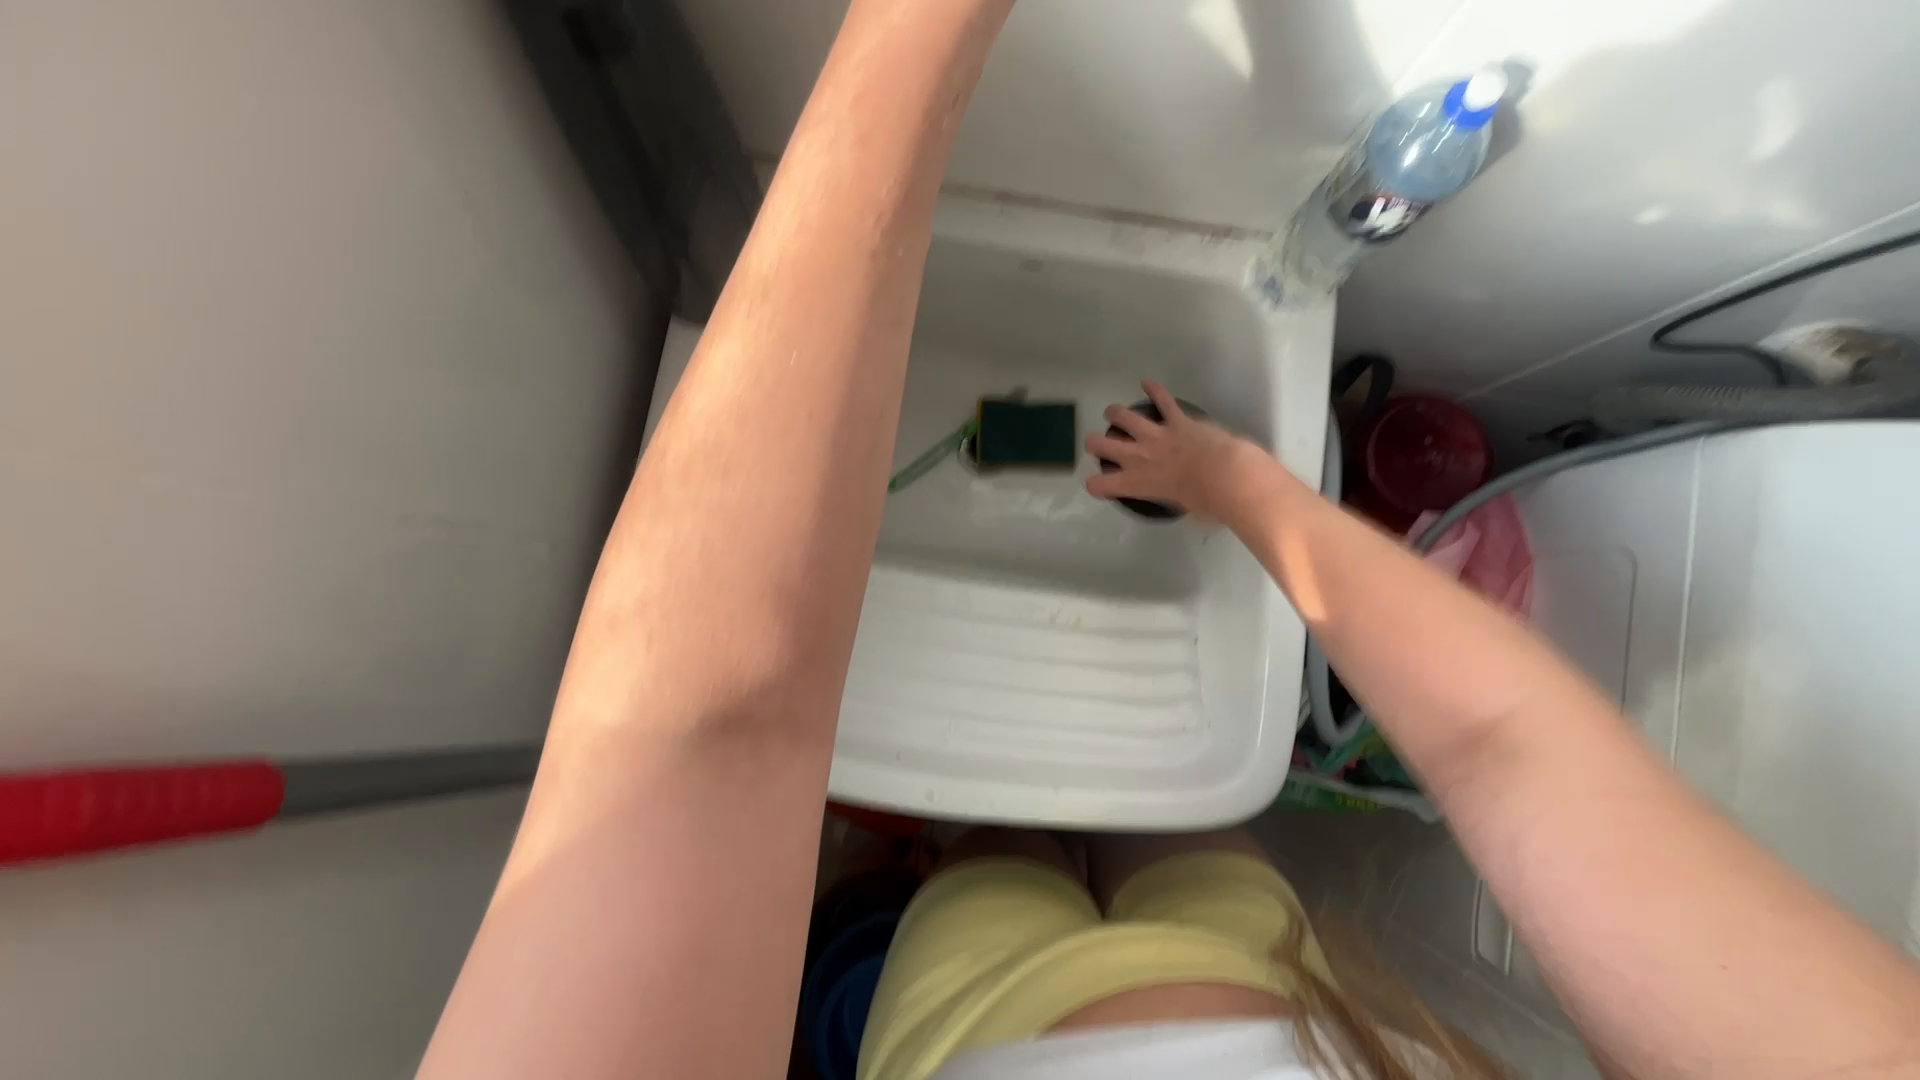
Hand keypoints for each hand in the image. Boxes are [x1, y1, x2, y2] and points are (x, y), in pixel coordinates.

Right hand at [1084, 379, 1266, 521]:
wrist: (1227, 475)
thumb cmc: (1208, 501)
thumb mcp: (1186, 510)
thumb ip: (1180, 502)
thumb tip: (1191, 502)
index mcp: (1136, 483)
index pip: (1099, 484)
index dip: (1095, 484)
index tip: (1100, 484)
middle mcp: (1138, 456)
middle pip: (1100, 444)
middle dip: (1095, 443)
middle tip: (1098, 445)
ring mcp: (1156, 435)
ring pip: (1124, 417)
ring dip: (1116, 414)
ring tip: (1113, 413)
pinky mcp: (1177, 420)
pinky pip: (1163, 400)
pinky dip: (1154, 390)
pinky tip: (1147, 382)